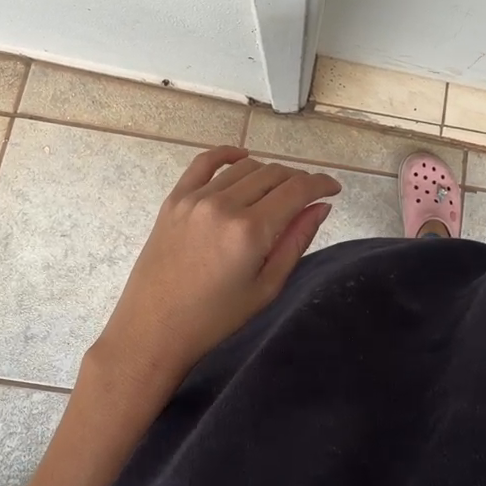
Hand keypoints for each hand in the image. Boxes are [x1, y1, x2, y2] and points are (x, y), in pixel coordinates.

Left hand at [88, 146, 339, 391]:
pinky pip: (205, 162)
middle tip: (307, 197)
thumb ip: (296, 241)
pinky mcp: (175, 199)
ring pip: (246, 168)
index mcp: (251, 231)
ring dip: (269, 173)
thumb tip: (321, 206)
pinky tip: (242, 157)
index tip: (333, 189)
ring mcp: (196, 198)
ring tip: (277, 190)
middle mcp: (225, 206)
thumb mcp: (266, 288)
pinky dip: (227, 154)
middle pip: (274, 174)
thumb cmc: (214, 320)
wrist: (152, 331)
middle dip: (298, 180)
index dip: (321, 184)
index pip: (297, 189)